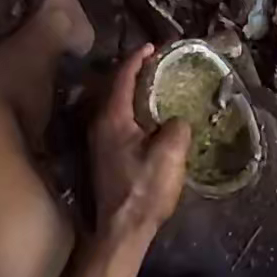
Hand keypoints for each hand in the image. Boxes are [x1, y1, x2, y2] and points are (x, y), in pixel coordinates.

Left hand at [89, 45, 189, 246]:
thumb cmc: (144, 189)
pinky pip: (118, 119)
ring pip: (115, 104)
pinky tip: (149, 115)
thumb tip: (176, 121)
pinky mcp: (105, 155)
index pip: (122, 77)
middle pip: (114, 87)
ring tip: (155, 84)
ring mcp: (99, 141)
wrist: (121, 230)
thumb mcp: (169, 154)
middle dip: (135, 71)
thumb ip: (176, 127)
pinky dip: (133, 108)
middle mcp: (100, 124)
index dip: (137, 58)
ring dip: (133, 90)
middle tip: (157, 62)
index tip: (153, 46)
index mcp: (112, 118)